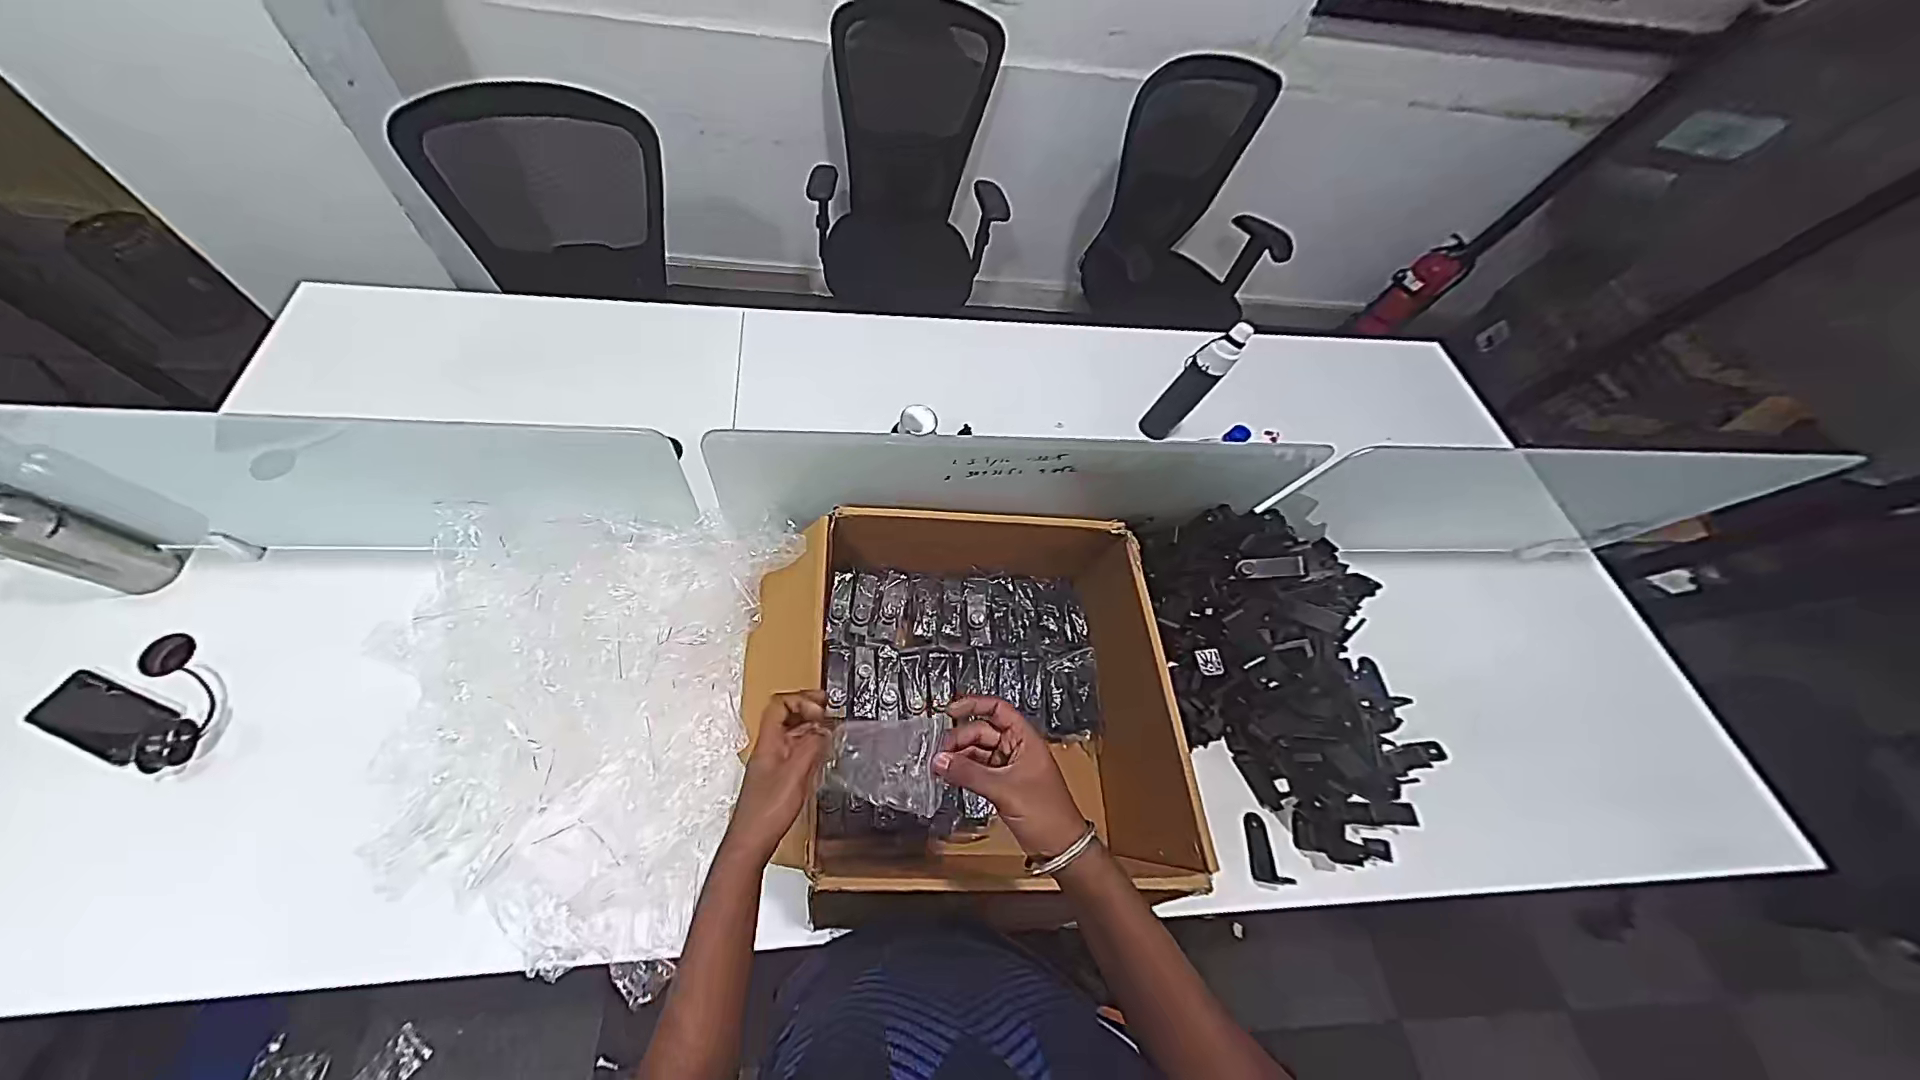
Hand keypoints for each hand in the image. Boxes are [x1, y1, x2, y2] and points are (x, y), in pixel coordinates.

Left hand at [725, 691, 833, 864]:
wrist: (751, 842)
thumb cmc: (765, 813)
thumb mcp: (795, 774)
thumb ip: (811, 747)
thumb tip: (824, 729)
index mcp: (767, 743)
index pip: (779, 704)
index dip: (802, 700)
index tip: (821, 709)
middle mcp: (768, 749)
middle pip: (785, 715)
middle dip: (808, 707)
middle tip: (829, 707)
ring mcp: (771, 762)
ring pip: (790, 732)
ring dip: (810, 725)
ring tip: (829, 726)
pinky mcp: (777, 776)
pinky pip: (794, 749)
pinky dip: (809, 743)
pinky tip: (821, 750)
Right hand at [933, 696, 1085, 858]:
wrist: (1060, 847)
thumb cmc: (1046, 813)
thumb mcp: (1005, 789)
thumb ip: (969, 773)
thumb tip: (940, 760)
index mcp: (1025, 738)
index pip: (997, 709)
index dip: (974, 705)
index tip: (951, 710)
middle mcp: (1016, 747)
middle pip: (982, 731)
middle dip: (960, 738)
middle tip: (941, 753)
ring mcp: (1009, 766)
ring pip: (978, 751)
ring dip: (959, 756)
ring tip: (940, 765)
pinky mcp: (1002, 783)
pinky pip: (978, 769)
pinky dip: (964, 771)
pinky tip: (950, 775)